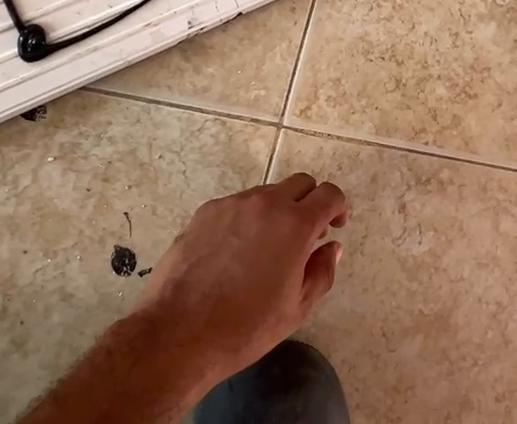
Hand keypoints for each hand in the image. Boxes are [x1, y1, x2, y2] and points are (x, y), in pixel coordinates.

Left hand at [132, 172, 349, 389]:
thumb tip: (332, 248)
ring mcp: (233, 204)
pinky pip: (237, 206)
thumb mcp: (296, 309)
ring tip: (267, 249)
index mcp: (294, 224)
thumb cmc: (245, 327)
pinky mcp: (206, 212)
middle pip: (300, 183)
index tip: (335, 226)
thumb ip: (321, 272)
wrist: (178, 333)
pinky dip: (247, 220)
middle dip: (310, 203)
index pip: (329, 194)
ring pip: (267, 194)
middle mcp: (265, 203)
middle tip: (306, 235)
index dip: (338, 207)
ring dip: (277, 211)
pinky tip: (235, 253)